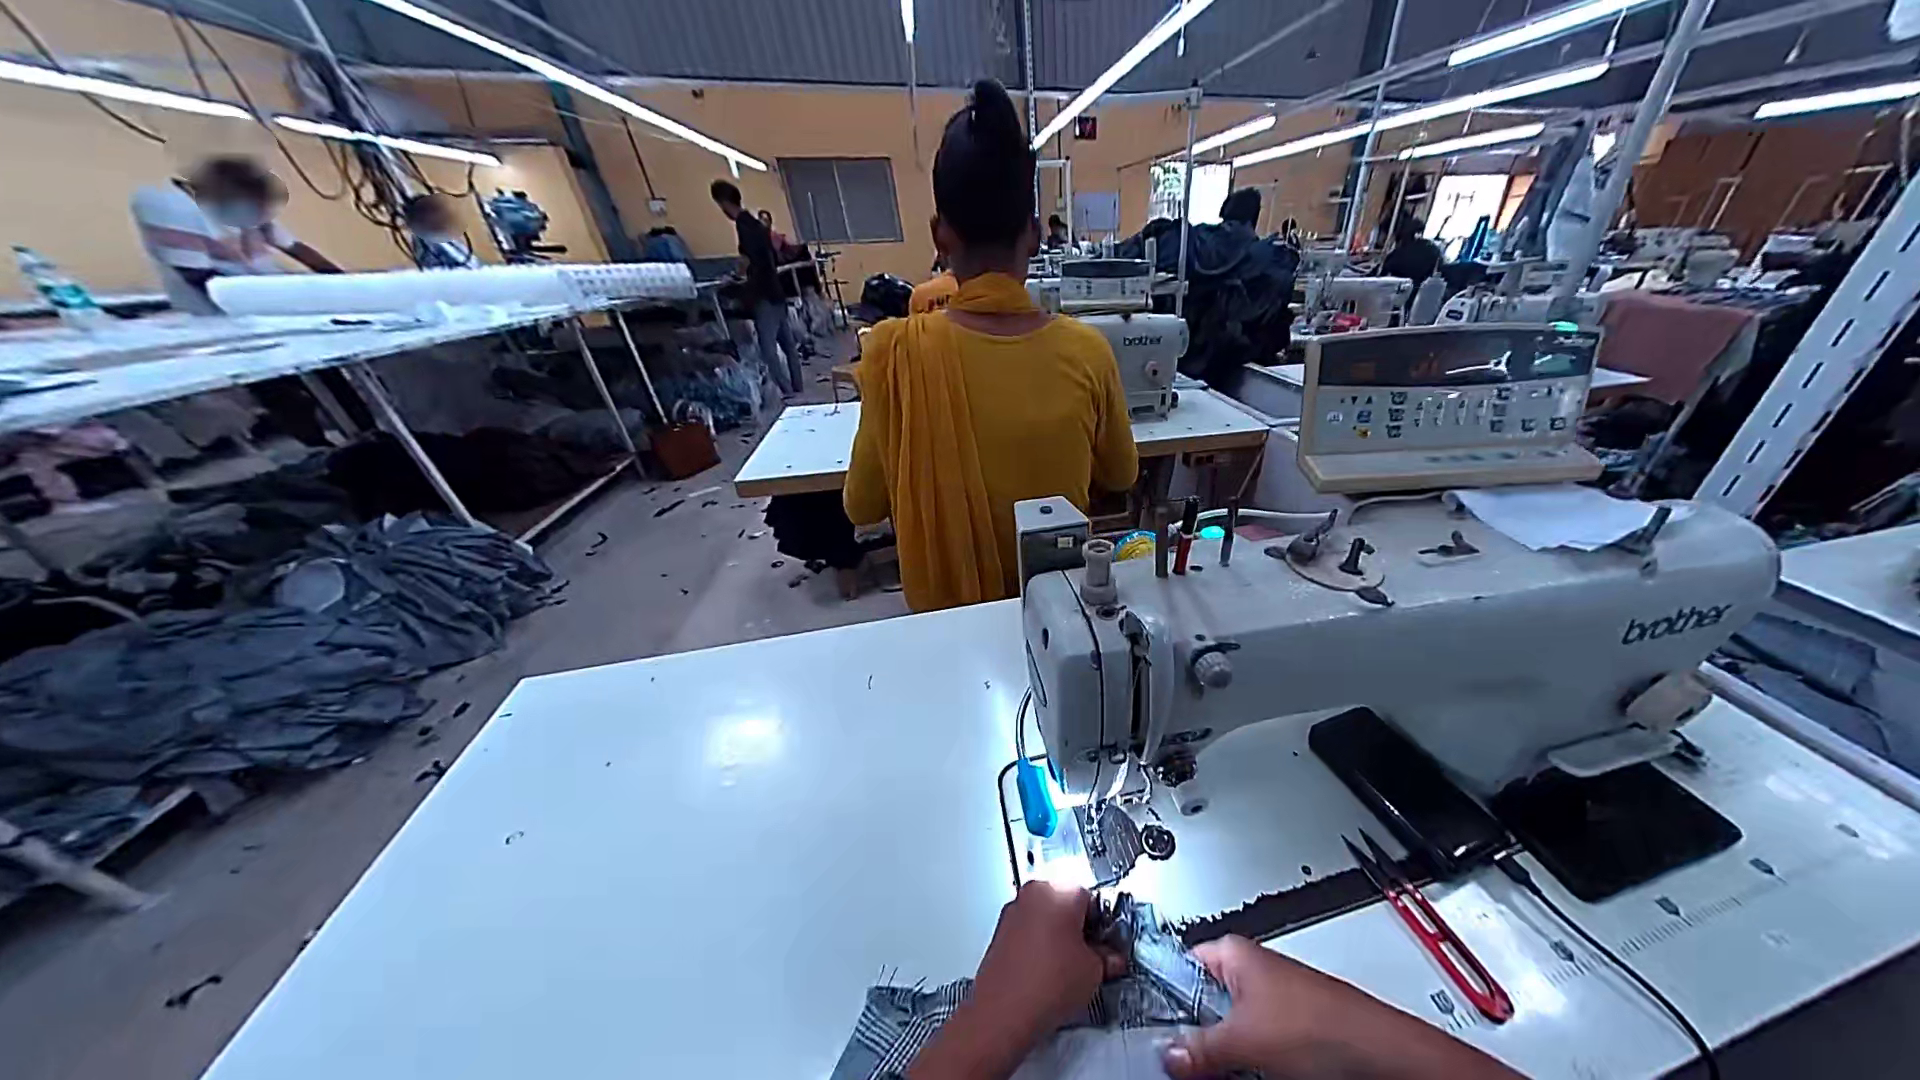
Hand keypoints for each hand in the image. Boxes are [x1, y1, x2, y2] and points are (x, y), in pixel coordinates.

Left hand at [907, 883, 1124, 1079]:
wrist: (1005, 1010)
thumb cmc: (1044, 985)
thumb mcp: (1093, 972)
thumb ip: (1106, 957)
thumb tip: (1108, 958)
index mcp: (1060, 891)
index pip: (1091, 897)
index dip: (1103, 923)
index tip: (1107, 941)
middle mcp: (1035, 892)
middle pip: (1066, 901)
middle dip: (1079, 926)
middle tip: (1091, 954)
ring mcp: (1015, 909)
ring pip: (1046, 914)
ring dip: (1058, 934)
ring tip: (1068, 967)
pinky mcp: (1002, 928)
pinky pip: (1028, 927)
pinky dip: (1038, 942)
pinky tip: (1047, 971)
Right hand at [1163, 936, 1524, 1079]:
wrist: (1381, 1055)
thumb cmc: (1324, 1025)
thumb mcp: (1245, 1040)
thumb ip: (1200, 1047)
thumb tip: (1168, 1054)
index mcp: (1231, 952)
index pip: (1180, 962)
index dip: (1164, 992)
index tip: (1152, 1020)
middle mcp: (1249, 969)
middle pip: (1203, 1000)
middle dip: (1195, 1030)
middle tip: (1185, 1056)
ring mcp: (1270, 999)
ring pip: (1228, 1026)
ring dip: (1221, 1049)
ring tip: (1219, 1068)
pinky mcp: (1289, 1028)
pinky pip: (1252, 1042)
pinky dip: (1246, 1059)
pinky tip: (1249, 1071)